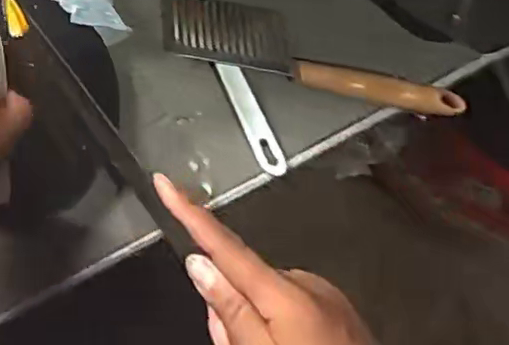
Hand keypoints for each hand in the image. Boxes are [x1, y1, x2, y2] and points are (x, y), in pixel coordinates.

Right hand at [155, 173, 375, 344]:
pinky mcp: (347, 320)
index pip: (224, 244)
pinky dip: (281, 326)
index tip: (162, 180)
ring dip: (255, 319)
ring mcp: (332, 303)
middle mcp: (309, 287)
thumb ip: (230, 314)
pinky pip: (296, 308)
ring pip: (269, 295)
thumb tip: (199, 261)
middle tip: (229, 344)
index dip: (189, 213)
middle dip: (228, 301)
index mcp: (286, 296)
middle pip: (245, 277)